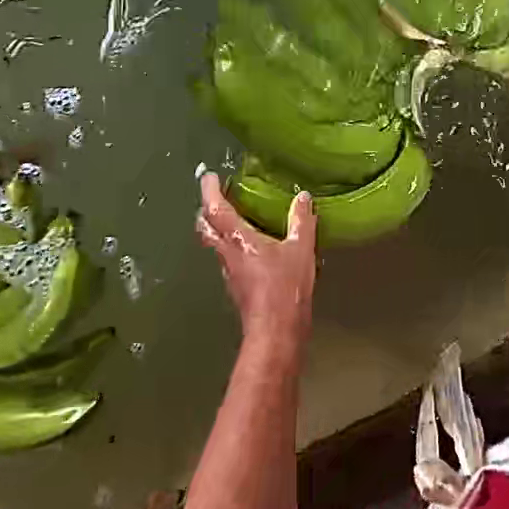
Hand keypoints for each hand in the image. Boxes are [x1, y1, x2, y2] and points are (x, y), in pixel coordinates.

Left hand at [197, 173, 316, 349]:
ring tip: (229, 216)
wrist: (276, 333)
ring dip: (216, 228)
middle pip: (206, 227)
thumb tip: (302, 197)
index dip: (210, 190)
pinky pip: (226, 257)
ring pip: (213, 243)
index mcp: (238, 239)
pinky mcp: (236, 286)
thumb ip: (301, 221)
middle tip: (214, 196)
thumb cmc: (284, 288)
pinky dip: (229, 244)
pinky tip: (246, 246)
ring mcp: (229, 271)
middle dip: (206, 209)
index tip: (207, 176)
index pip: (216, 209)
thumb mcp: (300, 250)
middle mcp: (227, 253)